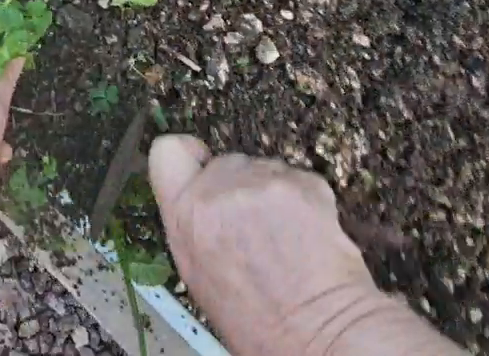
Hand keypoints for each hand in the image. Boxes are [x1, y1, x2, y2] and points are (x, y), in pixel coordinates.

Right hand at [148, 136, 461, 355]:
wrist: (321, 338)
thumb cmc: (259, 322)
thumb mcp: (198, 273)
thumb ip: (194, 223)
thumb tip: (204, 199)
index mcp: (184, 215)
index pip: (167, 150)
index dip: (187, 155)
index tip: (200, 165)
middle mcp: (217, 190)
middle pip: (223, 162)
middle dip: (239, 185)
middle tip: (255, 225)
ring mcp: (261, 182)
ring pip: (264, 168)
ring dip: (273, 194)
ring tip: (286, 238)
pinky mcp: (303, 183)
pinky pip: (299, 179)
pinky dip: (305, 201)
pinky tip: (309, 236)